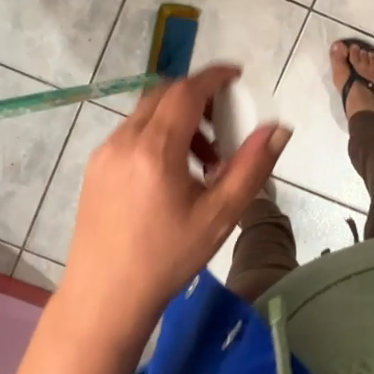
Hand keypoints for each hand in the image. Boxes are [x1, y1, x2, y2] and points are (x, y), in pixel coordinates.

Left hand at [61, 65, 290, 327]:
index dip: (214, 77)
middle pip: (164, 95)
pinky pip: (130, 134)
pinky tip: (172, 174)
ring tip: (204, 160)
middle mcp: (124, 140)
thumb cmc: (168, 258)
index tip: (236, 76)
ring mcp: (104, 153)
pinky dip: (156, 135)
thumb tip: (279, 128)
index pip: (187, 91)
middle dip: (197, 98)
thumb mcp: (220, 215)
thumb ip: (251, 166)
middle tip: (224, 123)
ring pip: (145, 114)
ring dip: (177, 119)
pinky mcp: (94, 169)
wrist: (105, 297)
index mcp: (156, 149)